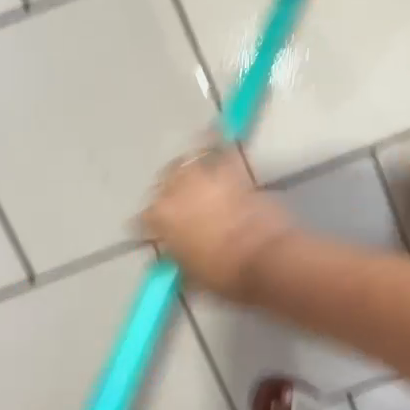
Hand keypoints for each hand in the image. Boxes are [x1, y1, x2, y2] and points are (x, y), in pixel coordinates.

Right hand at [142, 146, 296, 300]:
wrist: (265, 259)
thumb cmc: (225, 277)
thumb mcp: (192, 276)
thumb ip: (178, 260)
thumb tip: (175, 257)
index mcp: (159, 219)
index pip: (143, 220)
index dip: (151, 228)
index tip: (156, 233)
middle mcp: (174, 191)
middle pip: (163, 185)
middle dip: (167, 193)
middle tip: (178, 204)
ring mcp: (203, 177)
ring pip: (185, 164)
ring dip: (187, 170)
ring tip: (192, 176)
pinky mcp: (232, 171)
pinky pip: (219, 149)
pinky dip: (215, 140)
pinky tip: (215, 132)